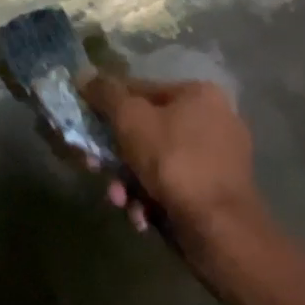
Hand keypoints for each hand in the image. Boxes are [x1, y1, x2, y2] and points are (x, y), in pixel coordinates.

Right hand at [80, 76, 262, 244]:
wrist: (220, 230)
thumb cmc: (173, 161)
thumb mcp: (129, 119)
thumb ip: (104, 93)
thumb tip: (84, 75)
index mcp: (199, 95)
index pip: (139, 90)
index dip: (107, 106)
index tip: (87, 127)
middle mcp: (214, 121)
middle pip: (146, 129)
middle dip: (116, 154)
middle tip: (94, 167)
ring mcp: (219, 160)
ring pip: (156, 161)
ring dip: (128, 181)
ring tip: (119, 199)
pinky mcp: (217, 194)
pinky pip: (173, 186)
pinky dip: (151, 199)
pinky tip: (140, 215)